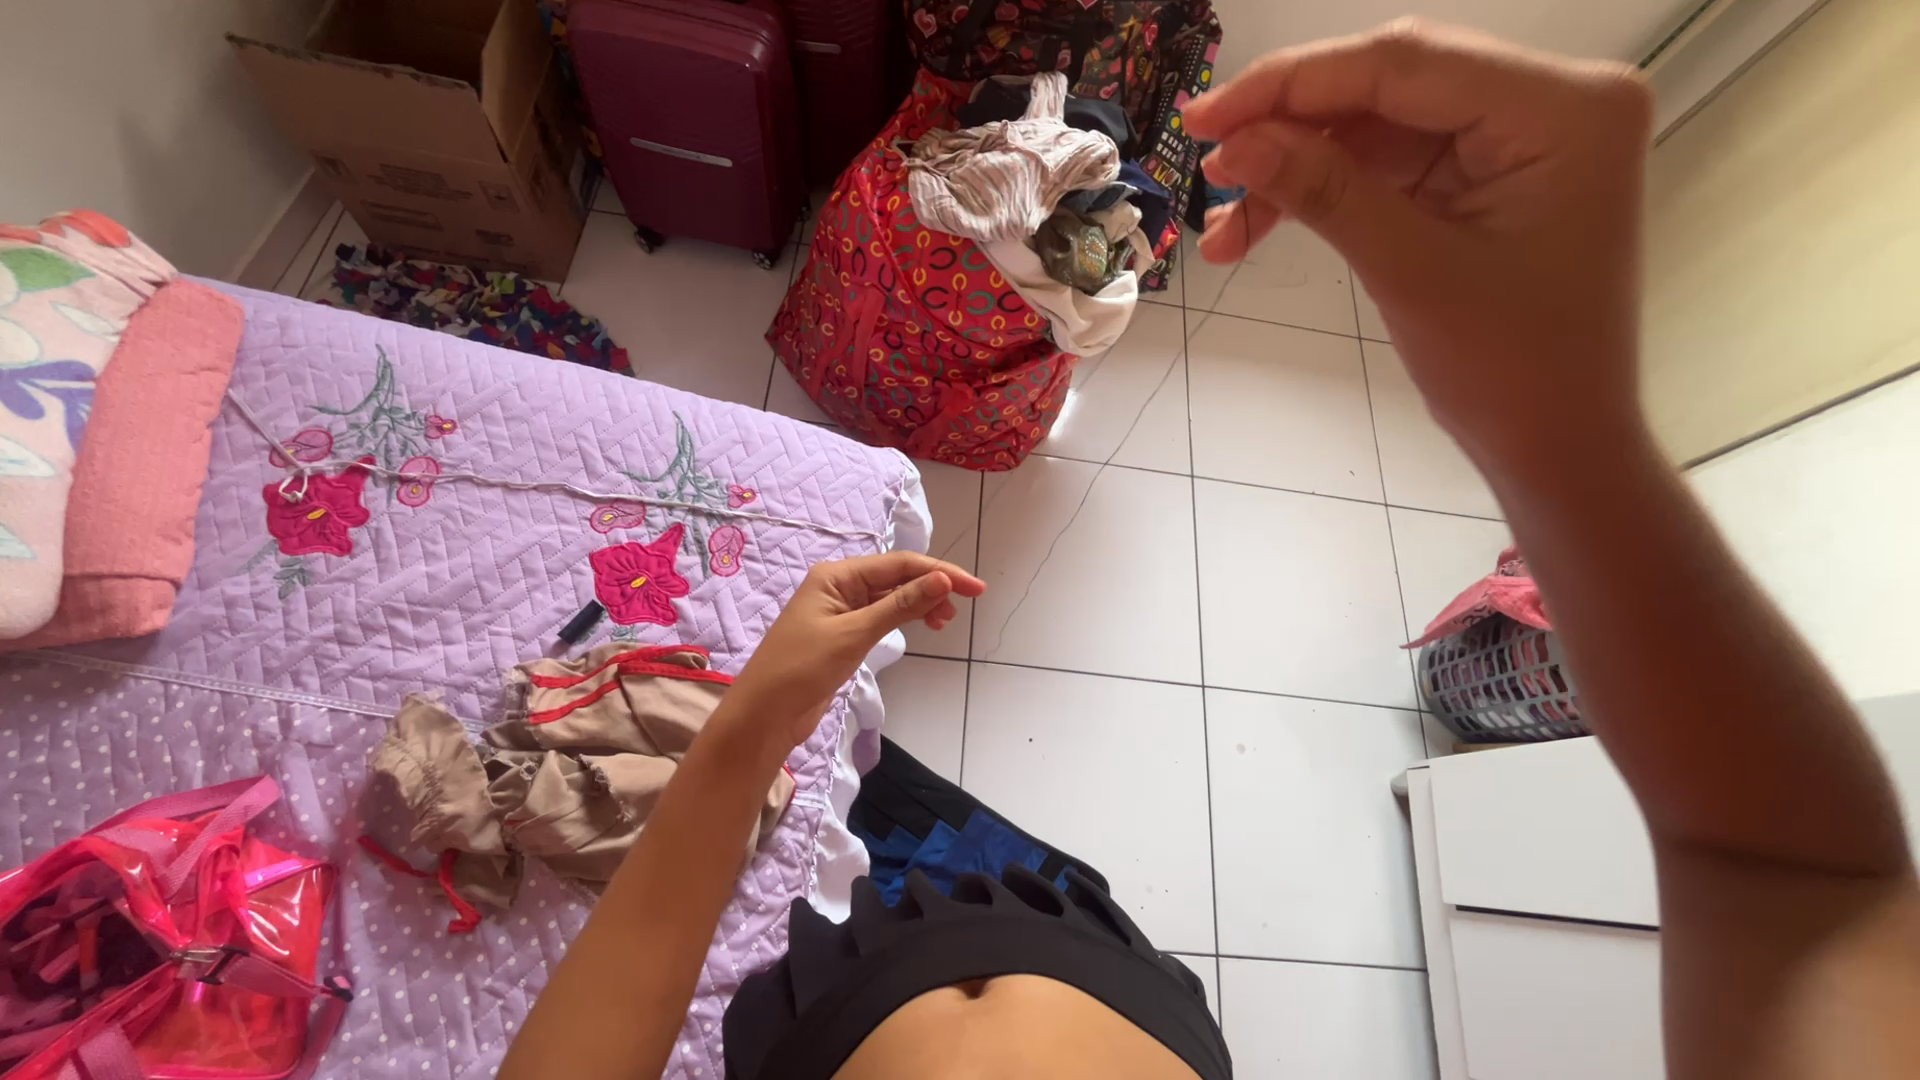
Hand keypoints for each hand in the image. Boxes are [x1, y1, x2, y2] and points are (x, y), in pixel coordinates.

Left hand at [723, 552, 985, 751]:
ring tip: (945, 621)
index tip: (974, 588)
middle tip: (963, 608)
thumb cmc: (801, 669)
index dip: (939, 572)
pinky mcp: (843, 636)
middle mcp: (839, 586)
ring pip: (891, 598)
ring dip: (920, 604)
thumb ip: (900, 605)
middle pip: (896, 577)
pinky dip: (904, 620)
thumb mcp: (854, 634)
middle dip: (931, 587)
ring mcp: (840, 611)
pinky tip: (921, 626)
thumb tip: (942, 579)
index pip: (899, 564)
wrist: (764, 716)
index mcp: (836, 575)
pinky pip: (881, 617)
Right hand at [1183, 21, 1655, 481]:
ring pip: (1372, 131)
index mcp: (1559, 107)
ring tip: (1224, 228)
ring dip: (1293, 173)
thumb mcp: (1409, 271)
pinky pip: (1381, 169)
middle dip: (1288, 126)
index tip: (1205, 118)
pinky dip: (1320, 195)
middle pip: (1386, 87)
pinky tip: (1260, 227)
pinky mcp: (1477, 178)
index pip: (1402, 64)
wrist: (1550, 434)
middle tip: (1208, 166)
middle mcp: (1544, 101)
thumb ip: (1325, 193)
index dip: (1292, 82)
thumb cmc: (1505, 366)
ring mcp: (1508, 140)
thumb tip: (1236, 146)